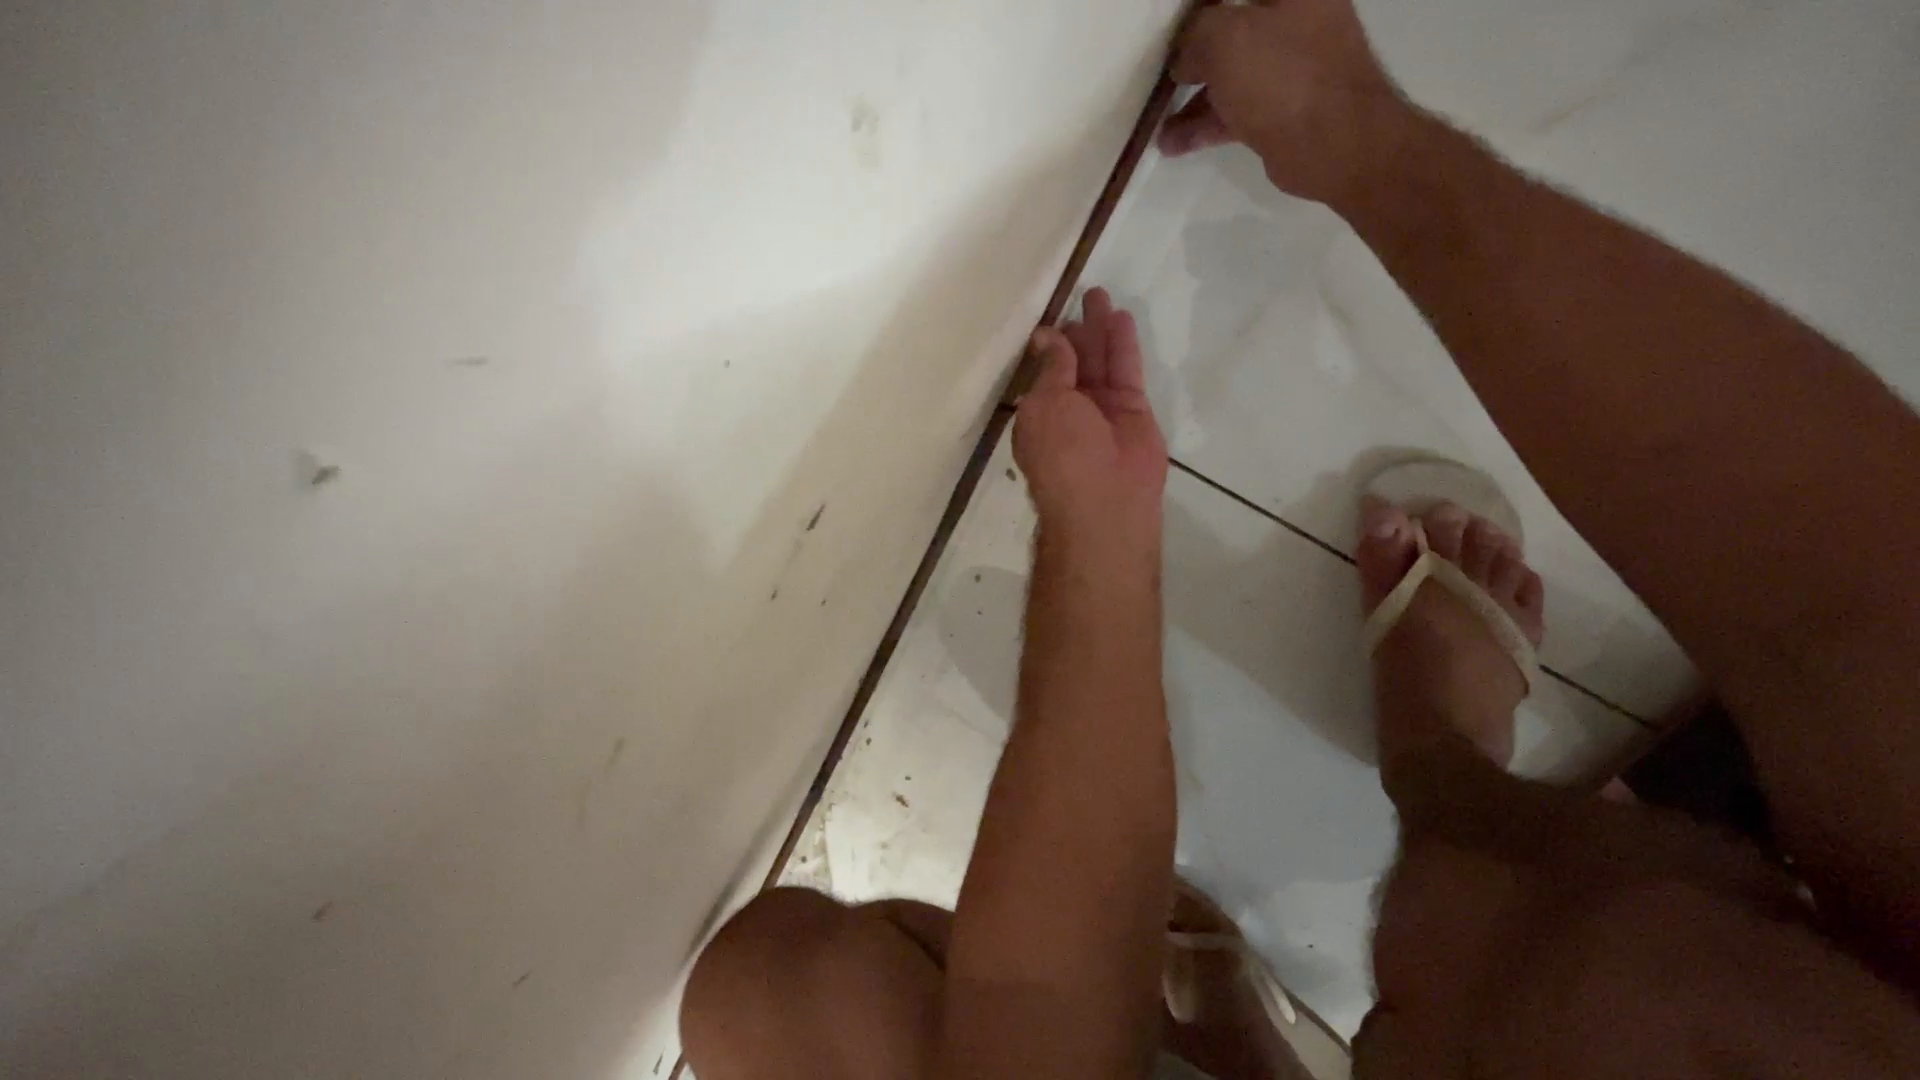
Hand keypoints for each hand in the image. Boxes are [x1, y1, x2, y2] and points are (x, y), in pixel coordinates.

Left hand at [1014, 289, 1168, 539]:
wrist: (1106, 499)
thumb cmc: (1062, 453)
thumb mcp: (1044, 406)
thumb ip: (1052, 369)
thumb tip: (1048, 337)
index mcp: (1040, 414)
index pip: (1045, 373)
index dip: (1048, 346)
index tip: (1051, 320)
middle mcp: (1071, 410)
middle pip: (1075, 362)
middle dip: (1077, 331)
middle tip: (1082, 295)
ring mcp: (1103, 409)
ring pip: (1101, 361)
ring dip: (1100, 329)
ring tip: (1100, 294)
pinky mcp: (1133, 408)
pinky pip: (1126, 370)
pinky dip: (1124, 344)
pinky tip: (1122, 317)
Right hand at [1158, 0, 1414, 207]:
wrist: (1336, 143)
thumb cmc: (1284, 77)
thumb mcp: (1225, 39)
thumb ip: (1195, 34)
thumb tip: (1184, 58)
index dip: (1201, 6)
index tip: (1175, 19)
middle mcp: (1296, 14)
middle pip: (1232, 22)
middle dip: (1192, 47)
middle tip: (1160, 65)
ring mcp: (1292, 62)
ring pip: (1231, 69)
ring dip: (1191, 95)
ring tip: (1156, 118)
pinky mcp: (1284, 105)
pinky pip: (1236, 106)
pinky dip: (1205, 123)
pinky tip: (1173, 143)